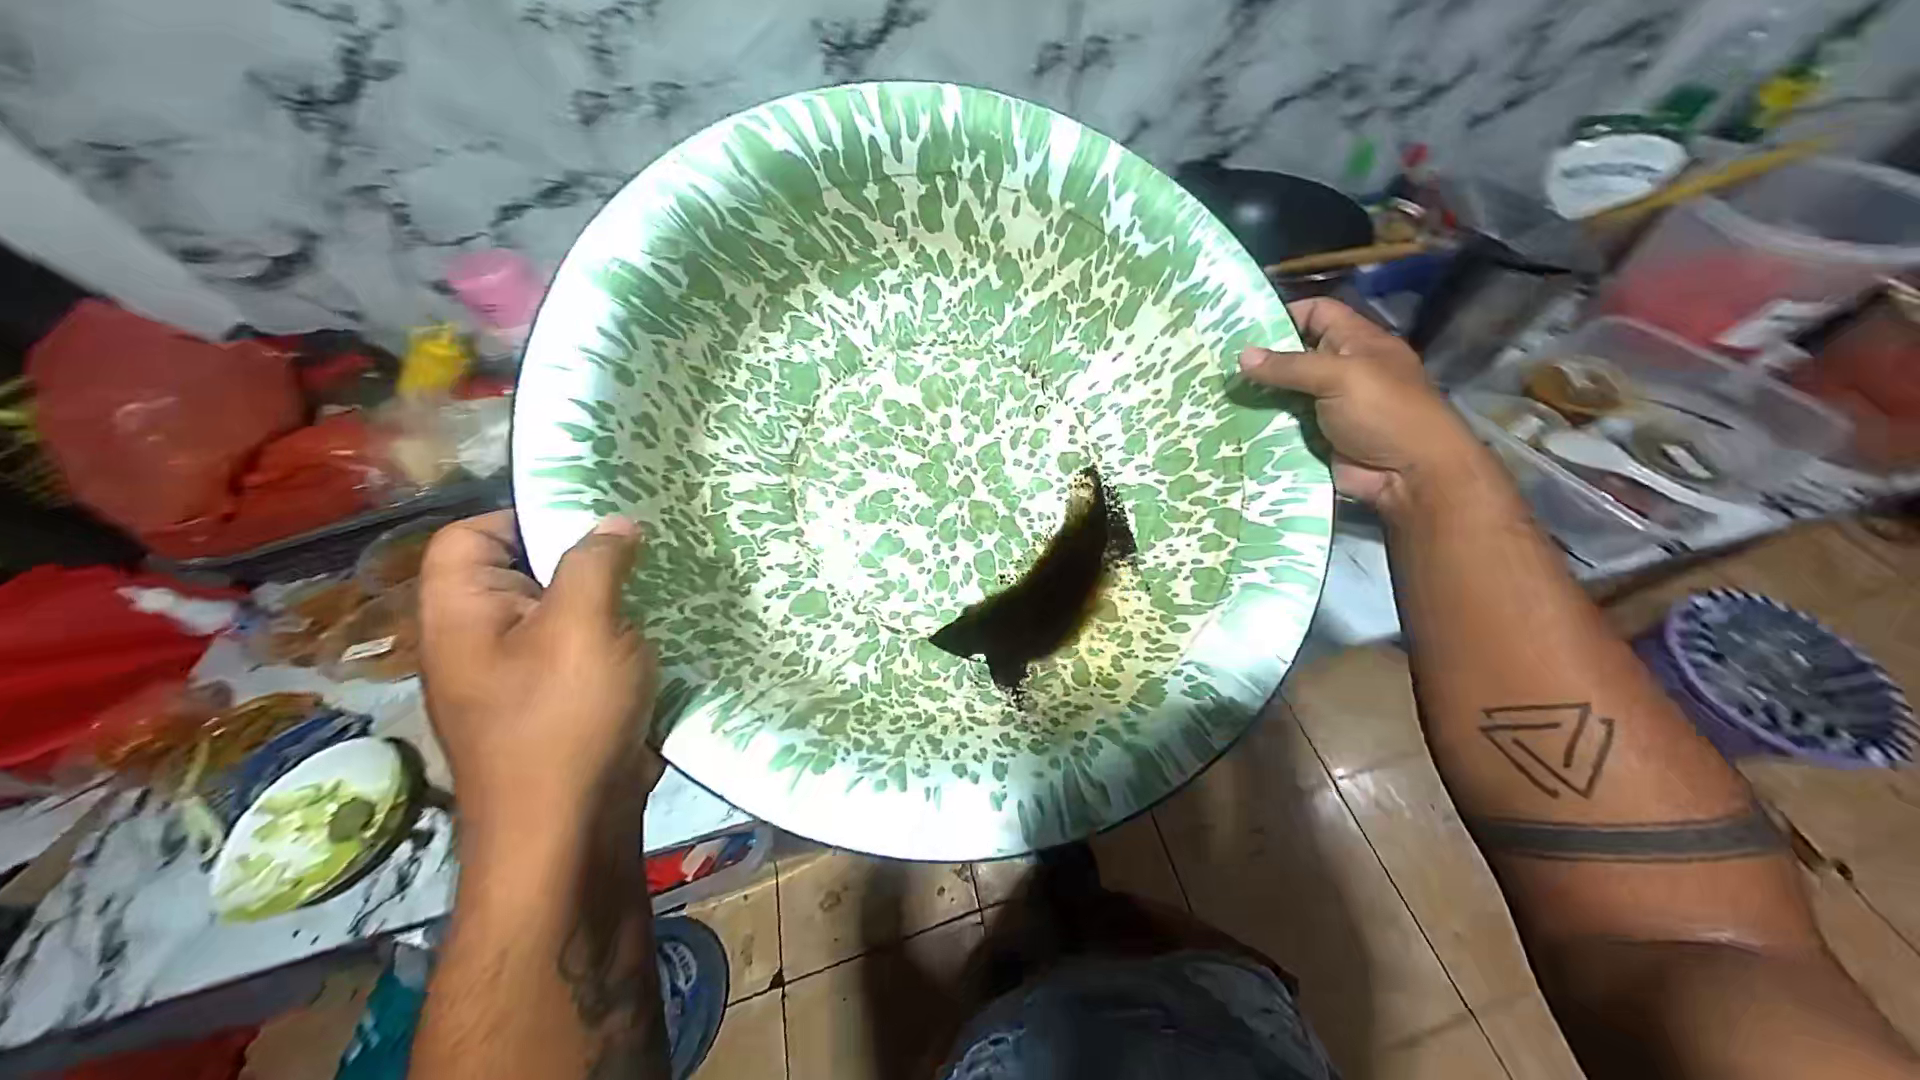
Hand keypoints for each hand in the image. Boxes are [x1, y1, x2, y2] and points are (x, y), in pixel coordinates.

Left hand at [419, 511, 659, 848]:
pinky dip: (618, 636)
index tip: (591, 516)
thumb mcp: (582, 624)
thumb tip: (614, 524)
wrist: (568, 831)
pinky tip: (659, 632)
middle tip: (641, 543)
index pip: (470, 536)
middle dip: (583, 555)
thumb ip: (595, 562)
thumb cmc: (563, 718)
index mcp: (462, 613)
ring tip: (659, 581)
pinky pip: (585, 649)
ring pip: (564, 612)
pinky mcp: (561, 702)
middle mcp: (482, 640)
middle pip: (524, 572)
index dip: (524, 514)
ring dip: (610, 598)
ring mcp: (521, 675)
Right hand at [1239, 297, 1503, 521]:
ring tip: (1220, 394)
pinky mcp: (1317, 436)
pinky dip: (1261, 424)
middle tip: (1220, 364)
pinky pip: (1283, 424)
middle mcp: (1341, 370)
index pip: (1318, 312)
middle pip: (1295, 354)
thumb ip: (1290, 366)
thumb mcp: (1339, 377)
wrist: (1409, 475)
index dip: (1285, 314)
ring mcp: (1328, 405)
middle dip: (1261, 359)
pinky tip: (1232, 423)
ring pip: (1284, 392)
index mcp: (1356, 342)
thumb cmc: (1384, 413)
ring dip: (1257, 395)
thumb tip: (1243, 356)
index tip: (1245, 329)